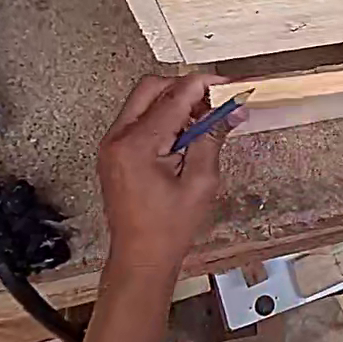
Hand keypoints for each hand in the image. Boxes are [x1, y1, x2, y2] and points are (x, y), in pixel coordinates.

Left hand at [97, 73, 237, 278]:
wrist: (141, 255)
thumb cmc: (169, 226)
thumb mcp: (201, 181)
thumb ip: (212, 138)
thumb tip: (230, 110)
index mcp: (138, 145)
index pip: (175, 97)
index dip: (206, 86)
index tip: (230, 86)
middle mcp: (118, 138)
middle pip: (153, 88)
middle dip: (188, 89)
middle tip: (218, 102)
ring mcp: (112, 144)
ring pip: (145, 100)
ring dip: (177, 102)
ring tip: (206, 122)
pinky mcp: (115, 151)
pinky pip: (140, 119)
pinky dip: (165, 117)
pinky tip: (187, 135)